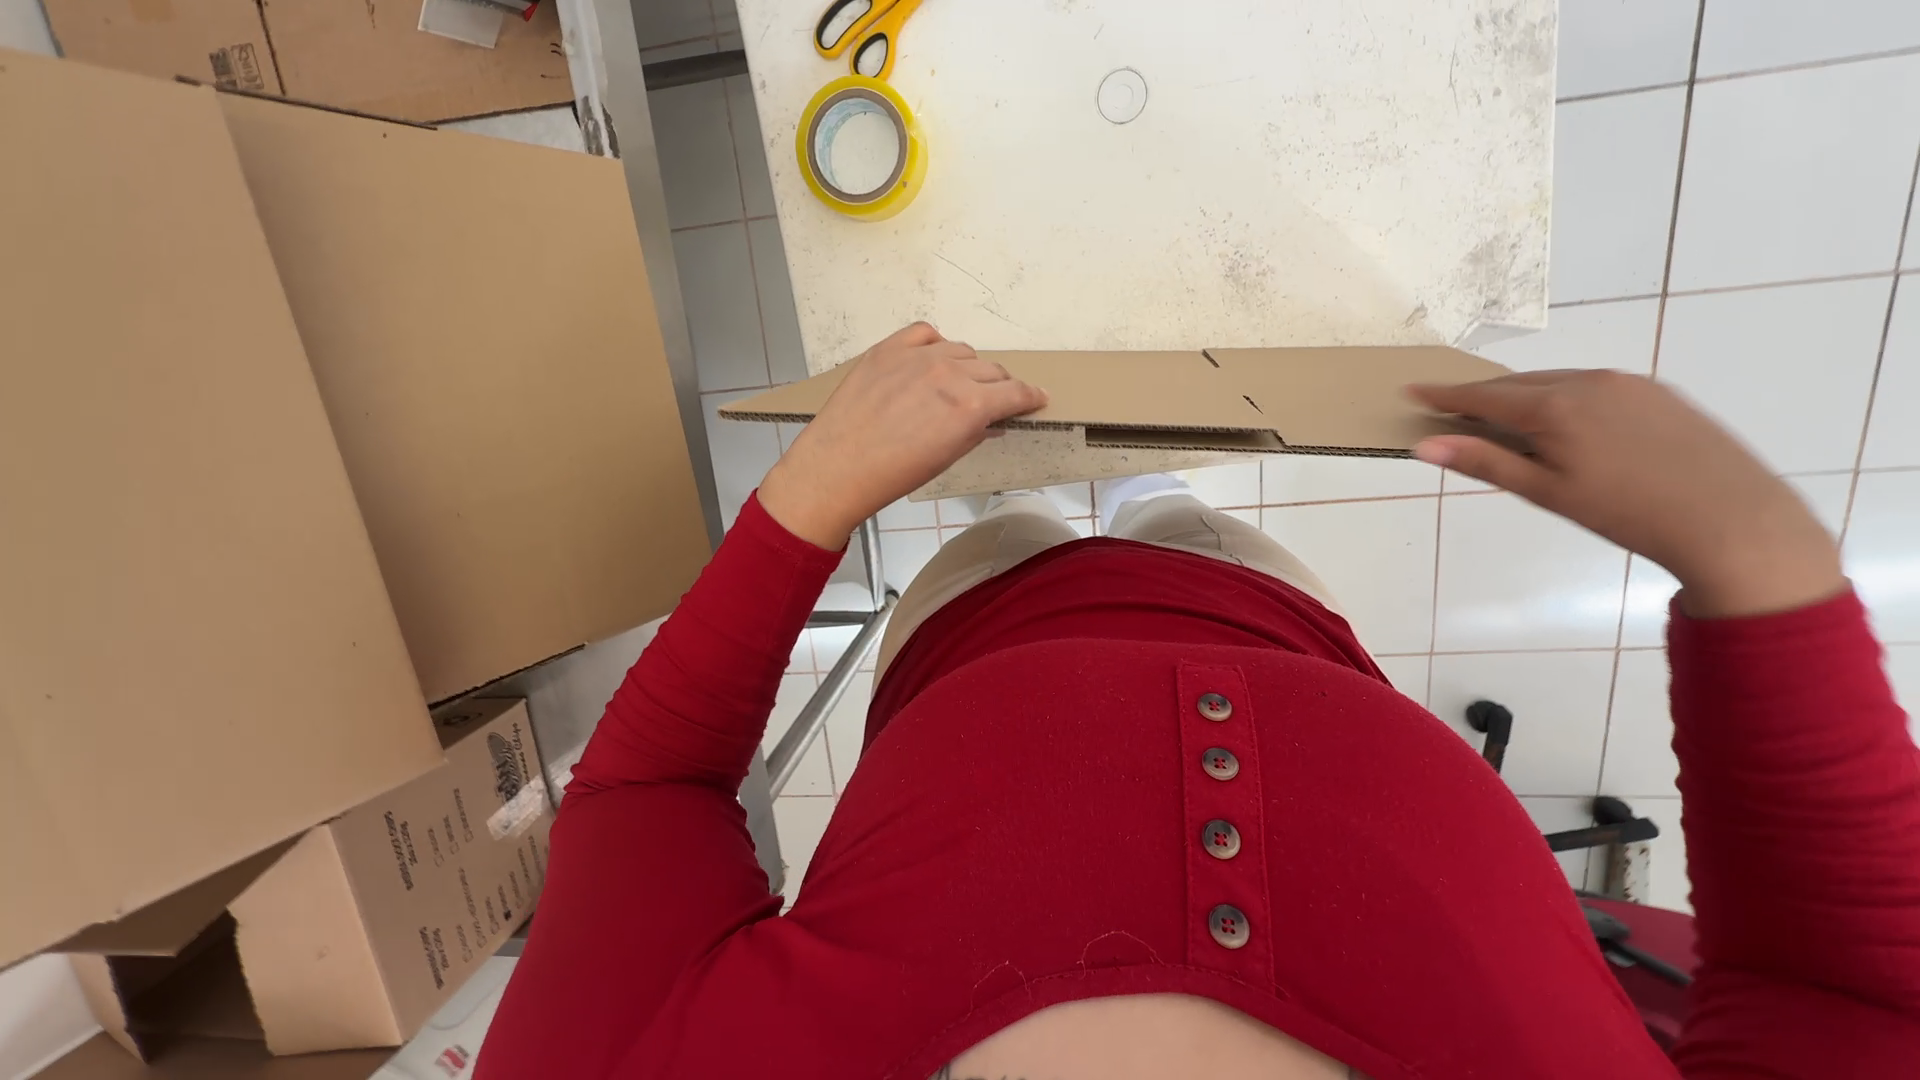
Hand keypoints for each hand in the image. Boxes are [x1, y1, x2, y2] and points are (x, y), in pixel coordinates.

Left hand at [757, 323, 1048, 548]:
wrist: (839, 467)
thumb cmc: (894, 474)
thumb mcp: (947, 458)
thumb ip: (977, 432)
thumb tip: (992, 420)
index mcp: (970, 406)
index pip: (1016, 392)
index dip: (1031, 396)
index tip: (1037, 398)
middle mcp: (949, 374)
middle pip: (992, 370)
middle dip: (1000, 386)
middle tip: (994, 400)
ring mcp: (917, 356)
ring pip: (961, 350)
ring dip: (967, 367)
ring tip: (956, 386)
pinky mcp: (888, 348)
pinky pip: (925, 333)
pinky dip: (935, 344)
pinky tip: (931, 360)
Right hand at [1409, 370, 1844, 618]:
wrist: (1732, 519)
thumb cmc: (1624, 513)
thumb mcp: (1544, 492)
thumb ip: (1484, 462)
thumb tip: (1425, 445)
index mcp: (1555, 407)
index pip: (1483, 396)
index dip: (1444, 395)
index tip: (1413, 389)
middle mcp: (1588, 382)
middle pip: (1516, 384)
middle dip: (1480, 396)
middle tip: (1450, 411)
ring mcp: (1627, 383)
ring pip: (1555, 382)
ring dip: (1521, 397)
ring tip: (1502, 421)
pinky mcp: (1657, 391)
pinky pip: (1590, 385)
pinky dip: (1560, 397)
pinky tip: (1561, 423)